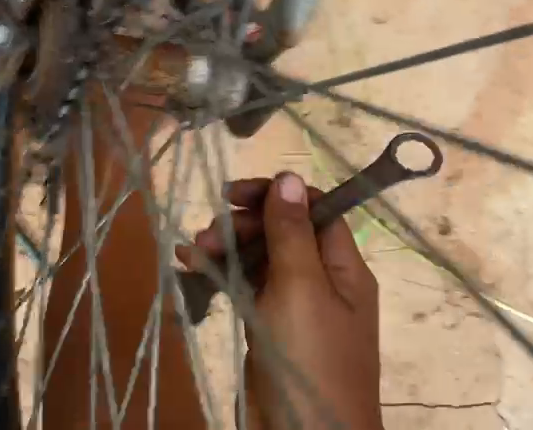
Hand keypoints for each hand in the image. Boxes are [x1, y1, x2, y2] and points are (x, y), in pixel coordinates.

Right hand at [179, 171, 383, 429]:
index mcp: (343, 269)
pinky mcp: (270, 322)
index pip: (313, 209)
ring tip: (194, 253)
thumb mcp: (301, 287)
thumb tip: (290, 175)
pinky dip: (218, 270)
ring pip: (258, 254)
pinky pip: (244, 281)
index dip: (274, 195)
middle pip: (280, 229)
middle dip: (241, 224)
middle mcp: (322, 280)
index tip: (231, 194)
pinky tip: (189, 265)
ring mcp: (295, 303)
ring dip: (224, 245)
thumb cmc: (311, 356)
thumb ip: (291, 231)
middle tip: (208, 233)